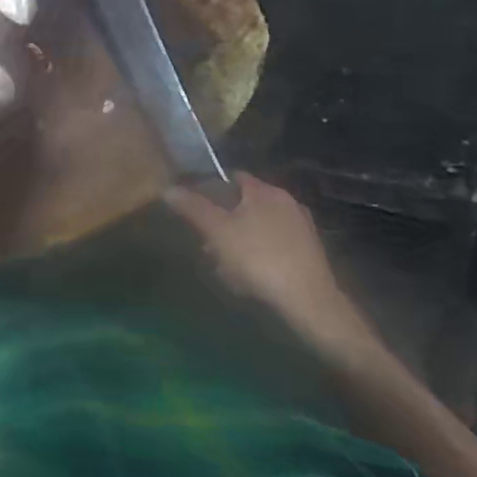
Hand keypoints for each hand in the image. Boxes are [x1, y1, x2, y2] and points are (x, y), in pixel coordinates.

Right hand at [164, 173, 379, 353]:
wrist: (306, 298)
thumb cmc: (256, 257)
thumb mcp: (215, 231)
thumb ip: (192, 207)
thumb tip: (169, 189)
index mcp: (265, 192)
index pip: (234, 177)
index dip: (211, 186)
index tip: (193, 203)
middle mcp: (287, 202)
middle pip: (244, 202)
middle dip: (222, 217)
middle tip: (204, 238)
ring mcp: (301, 226)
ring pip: (257, 224)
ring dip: (237, 236)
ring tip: (221, 260)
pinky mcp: (307, 250)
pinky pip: (272, 242)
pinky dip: (256, 250)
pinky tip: (246, 271)